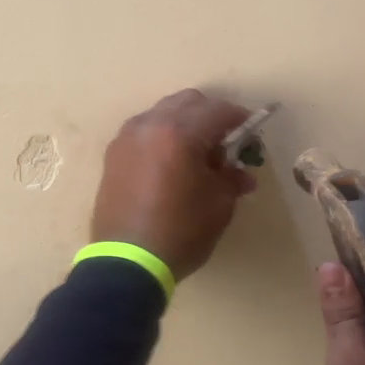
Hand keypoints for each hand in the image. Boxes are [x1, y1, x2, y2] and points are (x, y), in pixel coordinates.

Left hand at [91, 89, 258, 280]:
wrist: (127, 262)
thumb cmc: (180, 232)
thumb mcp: (218, 206)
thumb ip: (231, 179)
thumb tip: (240, 173)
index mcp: (180, 133)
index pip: (218, 111)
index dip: (240, 119)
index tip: (251, 132)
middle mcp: (150, 125)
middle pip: (188, 103)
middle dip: (210, 116)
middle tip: (224, 143)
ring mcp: (127, 138)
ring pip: (162, 113)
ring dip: (183, 124)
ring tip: (196, 155)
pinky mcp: (113, 155)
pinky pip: (144, 132)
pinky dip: (162, 137)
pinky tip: (171, 163)